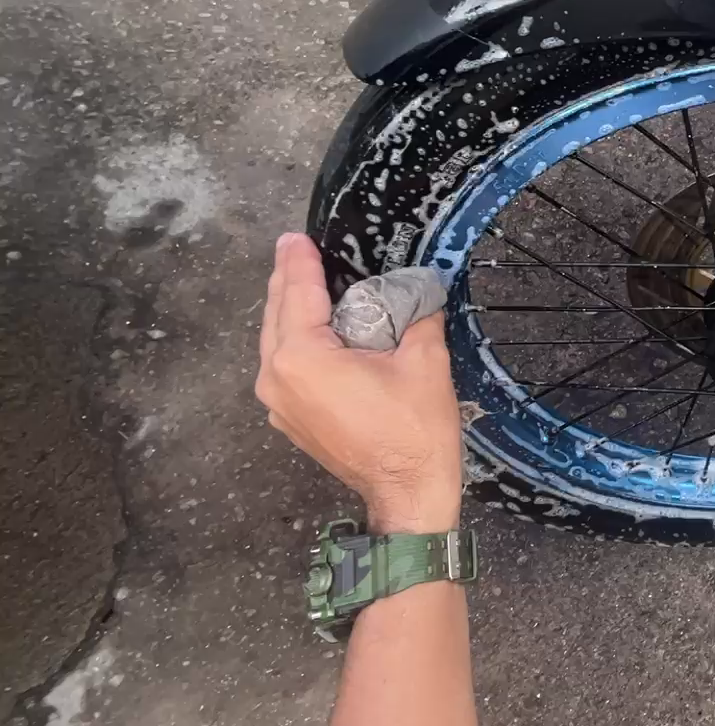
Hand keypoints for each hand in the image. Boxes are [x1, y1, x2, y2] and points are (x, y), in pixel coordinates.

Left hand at [256, 233, 463, 532]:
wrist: (409, 488)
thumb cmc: (417, 427)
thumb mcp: (427, 363)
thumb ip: (418, 320)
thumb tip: (422, 295)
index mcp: (303, 358)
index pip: (299, 296)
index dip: (300, 263)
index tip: (295, 237)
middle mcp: (276, 376)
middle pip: (278, 317)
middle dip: (290, 283)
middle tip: (298, 252)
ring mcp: (278, 402)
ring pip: (279, 343)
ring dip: (294, 313)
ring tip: (312, 289)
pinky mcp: (291, 418)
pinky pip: (289, 368)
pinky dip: (301, 343)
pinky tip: (325, 337)